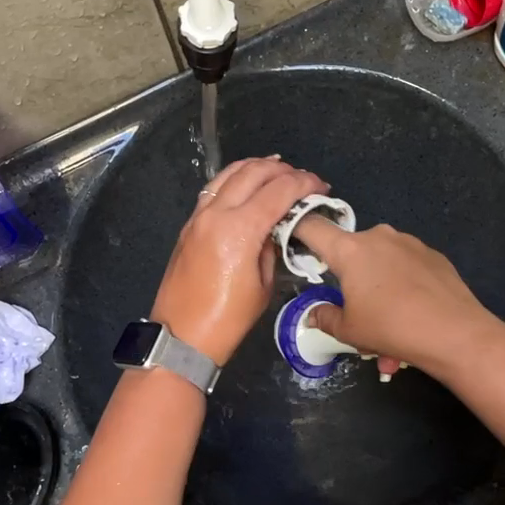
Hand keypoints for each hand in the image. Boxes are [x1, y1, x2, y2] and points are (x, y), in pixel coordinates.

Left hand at [150, 157, 330, 365]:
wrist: (183, 337)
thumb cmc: (229, 319)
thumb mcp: (263, 285)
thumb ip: (271, 248)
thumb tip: (274, 228)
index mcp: (239, 229)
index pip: (278, 190)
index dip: (305, 183)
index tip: (321, 186)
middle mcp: (216, 213)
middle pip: (253, 172)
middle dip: (282, 170)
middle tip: (302, 178)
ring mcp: (198, 217)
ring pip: (228, 174)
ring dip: (255, 167)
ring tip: (276, 170)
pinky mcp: (188, 225)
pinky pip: (214, 189)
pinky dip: (234, 180)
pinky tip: (247, 185)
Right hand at [289, 218, 504, 378]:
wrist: (454, 332)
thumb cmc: (391, 328)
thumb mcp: (349, 331)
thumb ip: (325, 318)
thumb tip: (314, 314)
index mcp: (349, 251)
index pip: (311, 227)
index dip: (295, 229)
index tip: (289, 236)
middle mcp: (378, 237)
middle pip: (350, 251)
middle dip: (348, 279)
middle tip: (354, 311)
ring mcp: (409, 243)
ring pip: (381, 263)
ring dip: (378, 289)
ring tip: (389, 328)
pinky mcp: (433, 255)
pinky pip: (406, 269)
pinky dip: (402, 288)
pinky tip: (412, 314)